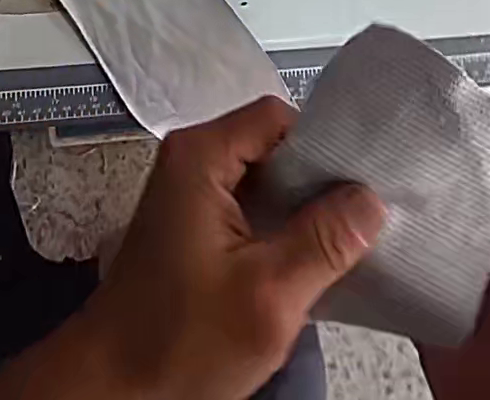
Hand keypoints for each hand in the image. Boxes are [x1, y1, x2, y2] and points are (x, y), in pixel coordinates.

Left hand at [0, 97, 386, 399]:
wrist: (117, 379)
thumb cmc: (185, 337)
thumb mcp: (268, 296)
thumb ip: (323, 242)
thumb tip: (372, 196)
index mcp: (200, 154)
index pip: (275, 116)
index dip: (319, 144)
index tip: (357, 187)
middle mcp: (190, 153)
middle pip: (267, 138)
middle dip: (313, 175)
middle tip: (358, 219)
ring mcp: (188, 180)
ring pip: (260, 168)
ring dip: (297, 200)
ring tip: (341, 238)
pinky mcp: (191, 209)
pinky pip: (245, 192)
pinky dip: (276, 215)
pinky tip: (305, 251)